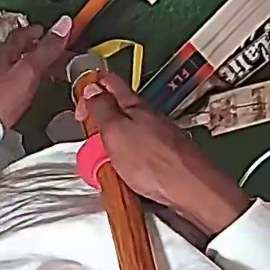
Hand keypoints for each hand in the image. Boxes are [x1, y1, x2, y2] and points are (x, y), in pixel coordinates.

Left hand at [0, 16, 74, 127]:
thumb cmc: (1, 98)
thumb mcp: (30, 69)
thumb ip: (47, 49)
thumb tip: (63, 25)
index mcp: (4, 54)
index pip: (21, 35)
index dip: (35, 31)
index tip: (47, 30)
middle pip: (14, 51)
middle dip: (30, 47)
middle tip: (43, 46)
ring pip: (10, 68)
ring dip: (24, 66)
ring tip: (36, 69)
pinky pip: (8, 86)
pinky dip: (19, 84)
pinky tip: (23, 91)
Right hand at [75, 71, 251, 237]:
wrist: (190, 188)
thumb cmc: (156, 162)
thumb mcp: (116, 132)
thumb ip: (102, 109)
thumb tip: (90, 89)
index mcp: (134, 105)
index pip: (109, 82)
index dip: (90, 88)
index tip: (80, 107)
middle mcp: (148, 117)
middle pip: (118, 107)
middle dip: (99, 118)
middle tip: (88, 134)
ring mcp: (157, 135)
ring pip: (127, 130)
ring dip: (111, 140)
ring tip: (103, 157)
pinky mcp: (163, 155)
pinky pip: (137, 150)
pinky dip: (125, 157)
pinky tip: (123, 169)